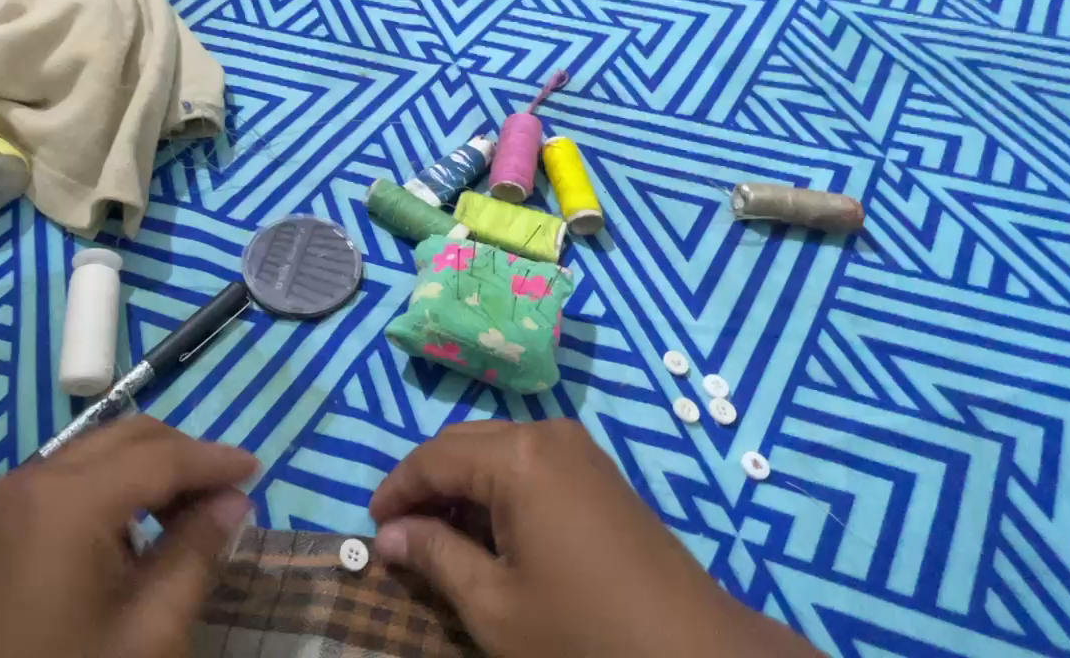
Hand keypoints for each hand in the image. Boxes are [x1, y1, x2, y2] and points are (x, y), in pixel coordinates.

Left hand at [0, 417, 255, 657]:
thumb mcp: (146, 635)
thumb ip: (195, 556)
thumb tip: (233, 501)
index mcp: (70, 500)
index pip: (160, 458)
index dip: (212, 461)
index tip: (255, 469)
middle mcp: (36, 476)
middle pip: (128, 437)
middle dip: (183, 455)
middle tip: (225, 492)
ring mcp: (10, 493)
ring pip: (99, 449)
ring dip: (149, 467)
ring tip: (188, 510)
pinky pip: (70, 474)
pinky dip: (112, 483)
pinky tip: (135, 525)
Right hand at [369, 420, 817, 657]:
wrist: (698, 656)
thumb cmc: (584, 634)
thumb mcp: (494, 605)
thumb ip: (434, 557)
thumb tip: (387, 535)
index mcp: (516, 456)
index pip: (433, 458)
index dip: (396, 490)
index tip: (371, 525)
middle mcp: (544, 433)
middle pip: (463, 444)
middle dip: (426, 484)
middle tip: (400, 531)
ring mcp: (577, 448)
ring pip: (495, 449)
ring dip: (461, 484)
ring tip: (440, 534)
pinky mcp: (598, 469)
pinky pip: (529, 461)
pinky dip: (498, 487)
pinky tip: (490, 529)